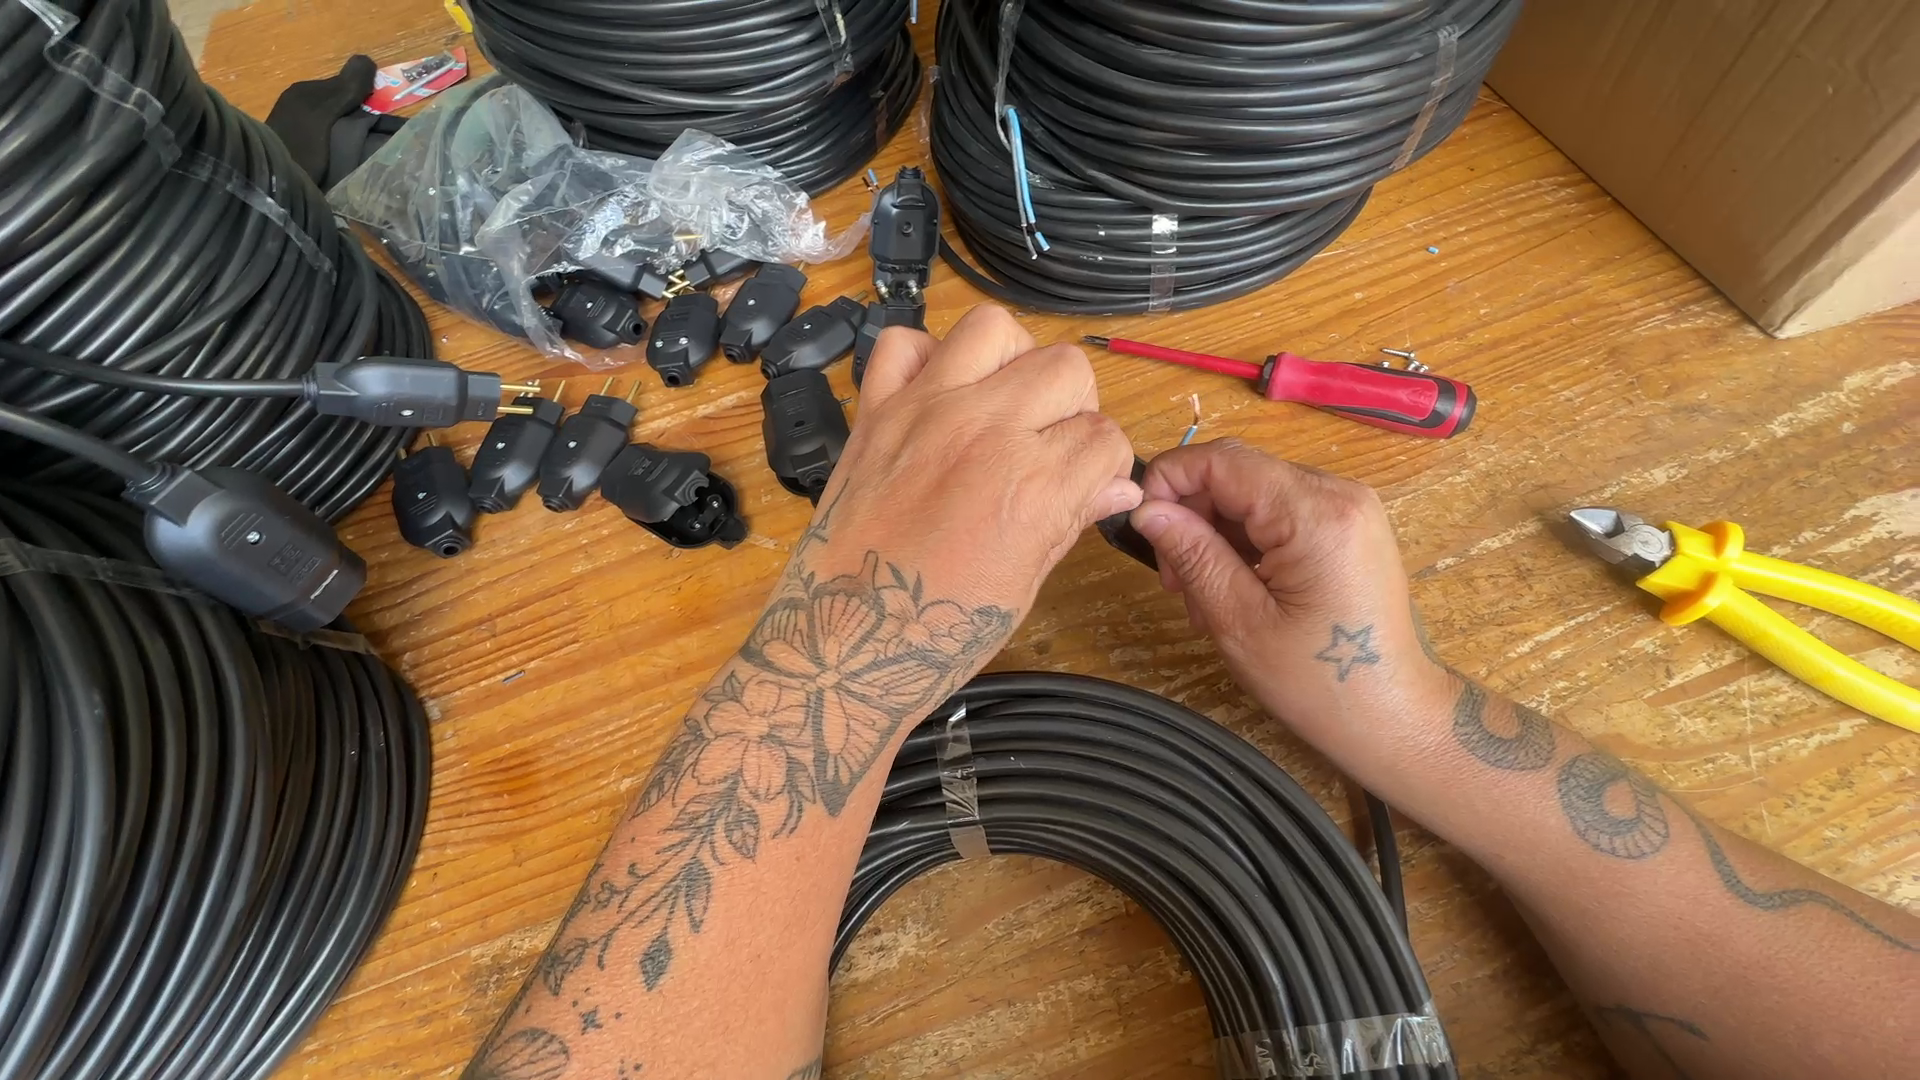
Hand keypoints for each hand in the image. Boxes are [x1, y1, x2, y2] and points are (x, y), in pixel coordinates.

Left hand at [800, 304, 1139, 622]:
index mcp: (1034, 484)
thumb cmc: (940, 627)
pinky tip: (938, 396)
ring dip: (1012, 360)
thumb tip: (1118, 488)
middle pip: (1066, 368)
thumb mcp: (1025, 580)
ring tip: (1002, 402)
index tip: (1088, 478)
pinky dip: (927, 358)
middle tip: (1050, 441)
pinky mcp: (877, 411)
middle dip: (1073, 405)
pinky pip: (903, 343)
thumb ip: (1072, 517)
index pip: (1104, 436)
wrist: (848, 636)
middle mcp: (986, 431)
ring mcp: (926, 411)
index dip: (1105, 462)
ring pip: (993, 329)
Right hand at [1129, 440, 1455, 771]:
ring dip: (1213, 534)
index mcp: (1315, 513)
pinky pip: (1275, 511)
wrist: (1394, 717)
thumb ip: (1191, 553)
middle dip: (1190, 515)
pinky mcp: (1346, 524)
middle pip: (1235, 472)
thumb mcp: (1238, 620)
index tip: (1142, 527)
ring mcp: (1347, 506)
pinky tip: (1232, 587)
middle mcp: (1337, 492)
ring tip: (1201, 596)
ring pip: (1250, 492)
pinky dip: (1242, 541)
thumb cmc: (1316, 682)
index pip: (1221, 460)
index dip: (1168, 480)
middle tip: (1173, 580)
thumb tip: (1145, 509)